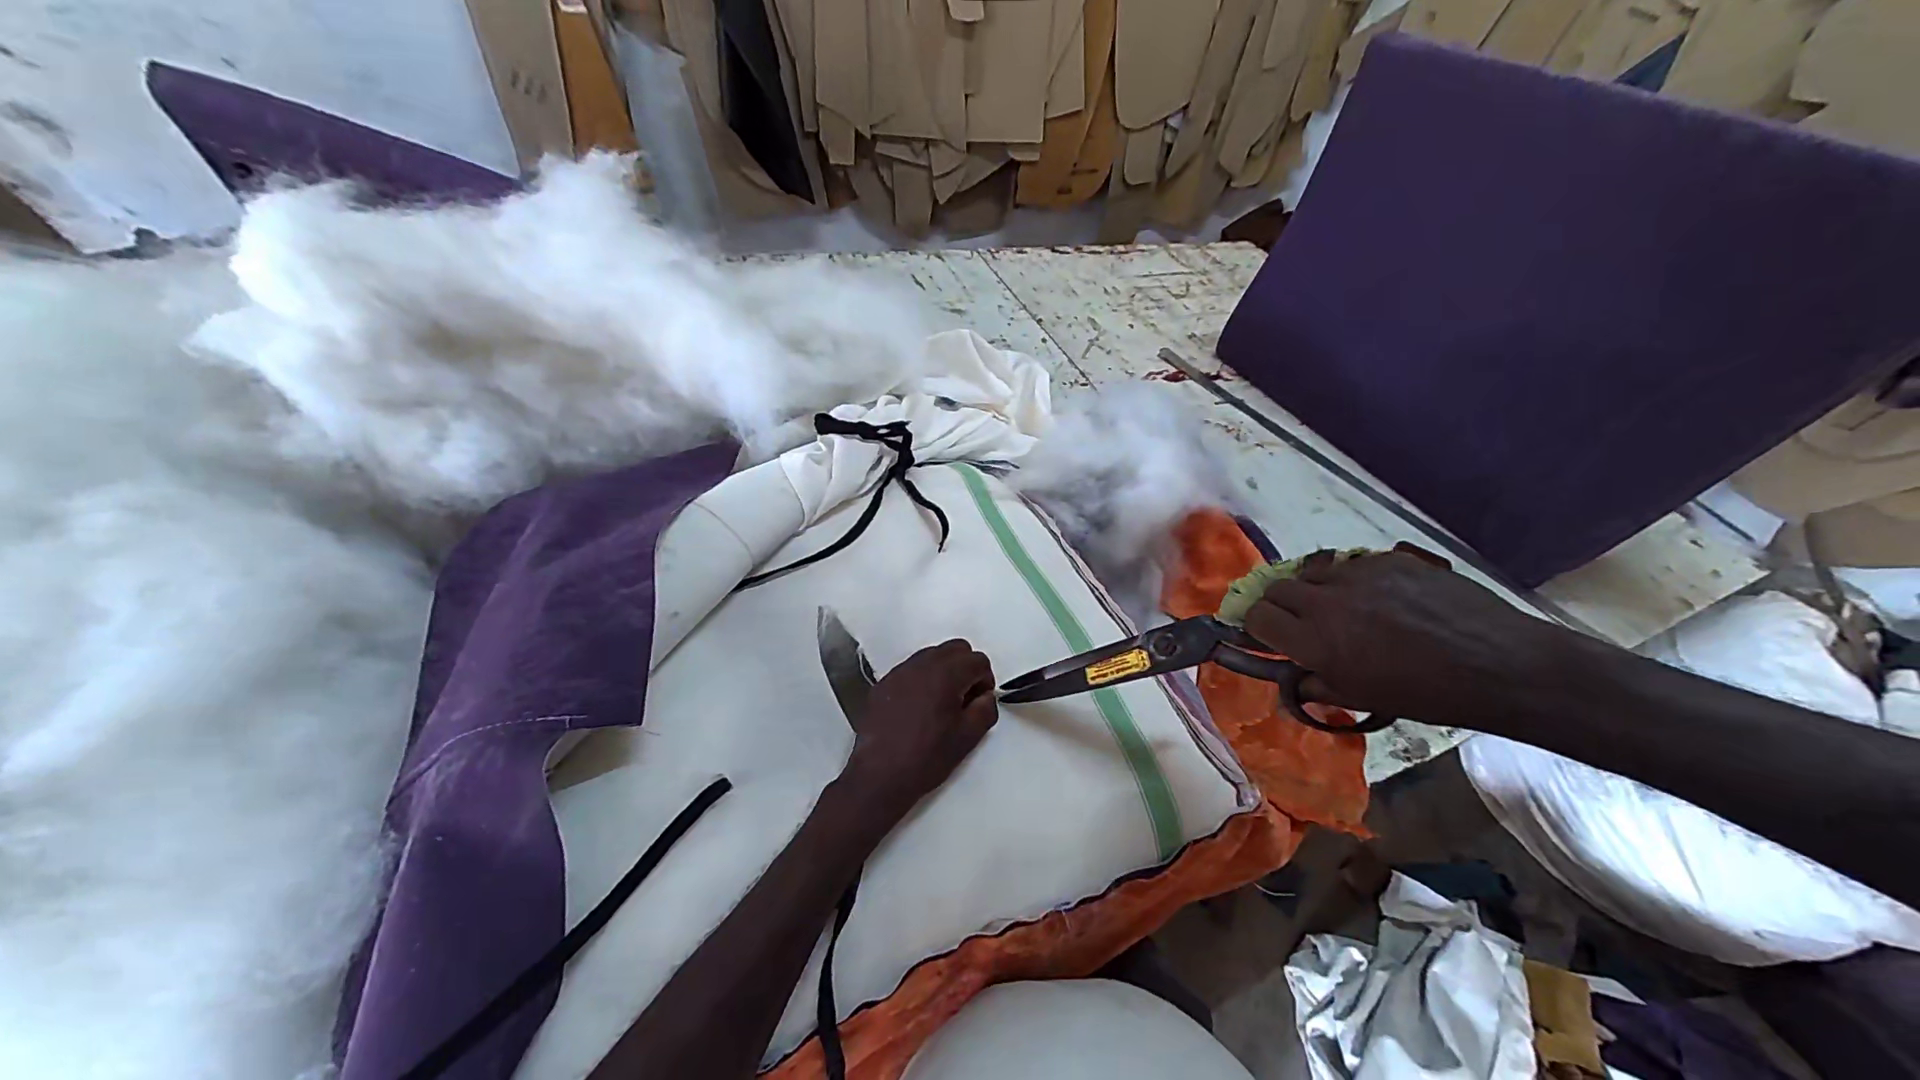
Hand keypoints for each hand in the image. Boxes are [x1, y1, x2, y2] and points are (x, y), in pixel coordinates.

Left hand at [843, 640, 997, 816]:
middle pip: (955, 649)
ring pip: (931, 655)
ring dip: (944, 672)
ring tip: (943, 704)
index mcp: (946, 675)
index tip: (981, 700)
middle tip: (966, 697)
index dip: (985, 680)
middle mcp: (921, 666)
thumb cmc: (925, 758)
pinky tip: (920, 709)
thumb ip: (985, 709)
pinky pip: (910, 670)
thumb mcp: (968, 737)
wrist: (881, 775)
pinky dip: (922, 680)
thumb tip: (985, 697)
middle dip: (966, 668)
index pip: (977, 660)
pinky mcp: (884, 684)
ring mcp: (899, 673)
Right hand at [1242, 544, 1573, 728]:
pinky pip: (1353, 563)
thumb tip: (1295, 678)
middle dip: (1281, 605)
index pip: (1257, 617)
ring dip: (1315, 588)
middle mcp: (1327, 602)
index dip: (1257, 626)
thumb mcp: (1364, 700)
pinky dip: (1354, 578)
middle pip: (1277, 588)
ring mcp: (1359, 574)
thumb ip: (1318, 686)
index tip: (1268, 635)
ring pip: (1313, 571)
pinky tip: (1380, 597)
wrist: (1500, 665)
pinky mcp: (1389, 559)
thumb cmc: (1428, 695)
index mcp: (1315, 642)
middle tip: (1301, 622)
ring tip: (1340, 605)